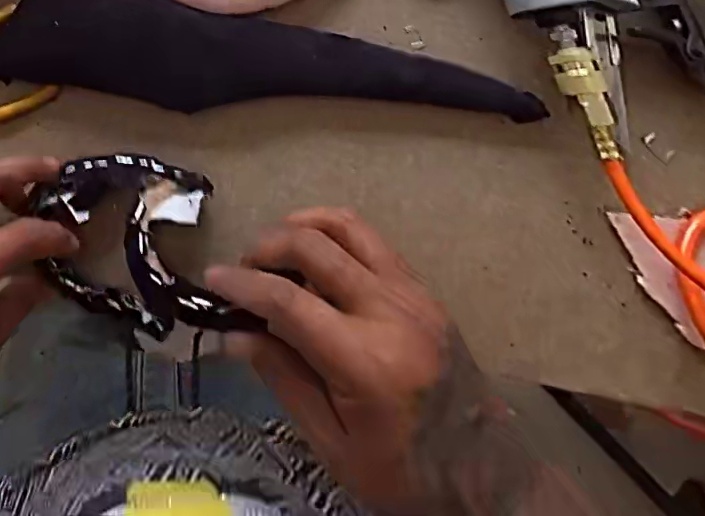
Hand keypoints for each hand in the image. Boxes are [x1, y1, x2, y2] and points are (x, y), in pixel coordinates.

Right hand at [205, 208, 456, 509]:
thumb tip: (230, 333)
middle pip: (310, 245)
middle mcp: (390, 313)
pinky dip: (327, 232)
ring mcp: (411, 293)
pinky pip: (367, 237)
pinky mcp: (421, 288)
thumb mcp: (334, 446)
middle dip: (263, 248)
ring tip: (273, 254)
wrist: (493, 479)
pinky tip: (311, 253)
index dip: (241, 283)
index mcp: (367, 362)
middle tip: (243, 273)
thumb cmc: (408, 475)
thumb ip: (281, 378)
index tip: (211, 279)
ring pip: (341, 225)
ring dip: (295, 228)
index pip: (287, 300)